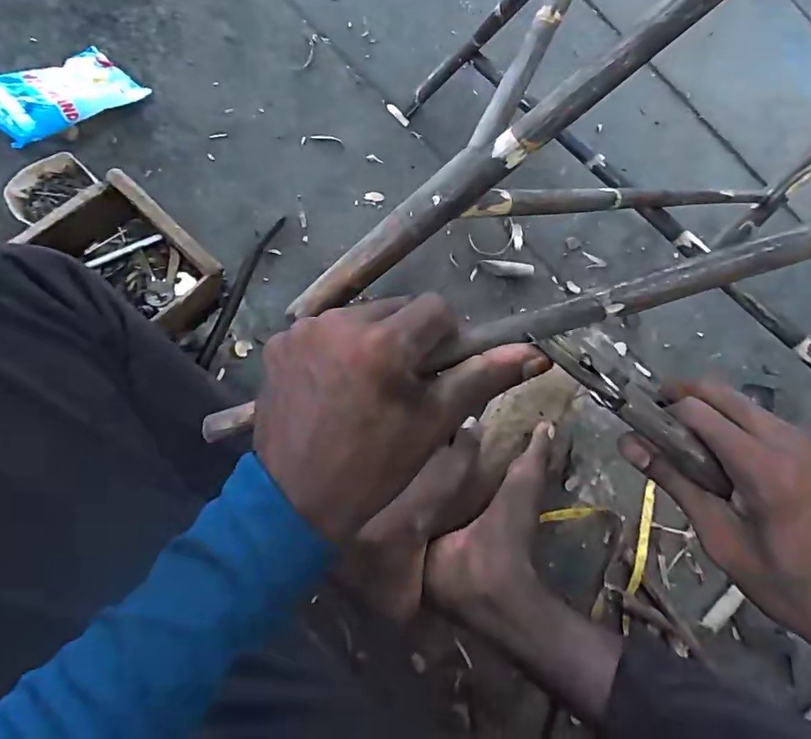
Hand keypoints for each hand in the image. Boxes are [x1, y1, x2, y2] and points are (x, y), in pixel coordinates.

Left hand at [253, 295, 547, 541]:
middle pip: (395, 309)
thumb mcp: (432, 424)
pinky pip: (321, 331)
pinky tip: (330, 385)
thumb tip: (531, 352)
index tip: (439, 368)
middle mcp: (339, 323)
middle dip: (407, 338)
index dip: (446, 336)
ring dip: (370, 341)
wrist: (293, 501)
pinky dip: (333, 348)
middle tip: (402, 383)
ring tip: (364, 387)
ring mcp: (303, 330)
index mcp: (382, 342)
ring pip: (357, 318)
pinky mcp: (279, 342)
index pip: (435, 307)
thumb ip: (479, 379)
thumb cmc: (372, 468)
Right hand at [618, 381, 810, 660]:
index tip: (642, 427)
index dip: (662, 410)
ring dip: (713, 414)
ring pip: (746, 405)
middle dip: (683, 397)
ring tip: (697, 452)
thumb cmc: (792, 587)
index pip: (698, 409)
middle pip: (721, 392)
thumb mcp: (722, 540)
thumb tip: (627, 443)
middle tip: (659, 424)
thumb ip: (675, 483)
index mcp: (766, 467)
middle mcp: (792, 442)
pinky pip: (771, 424)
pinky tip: (737, 466)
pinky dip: (741, 428)